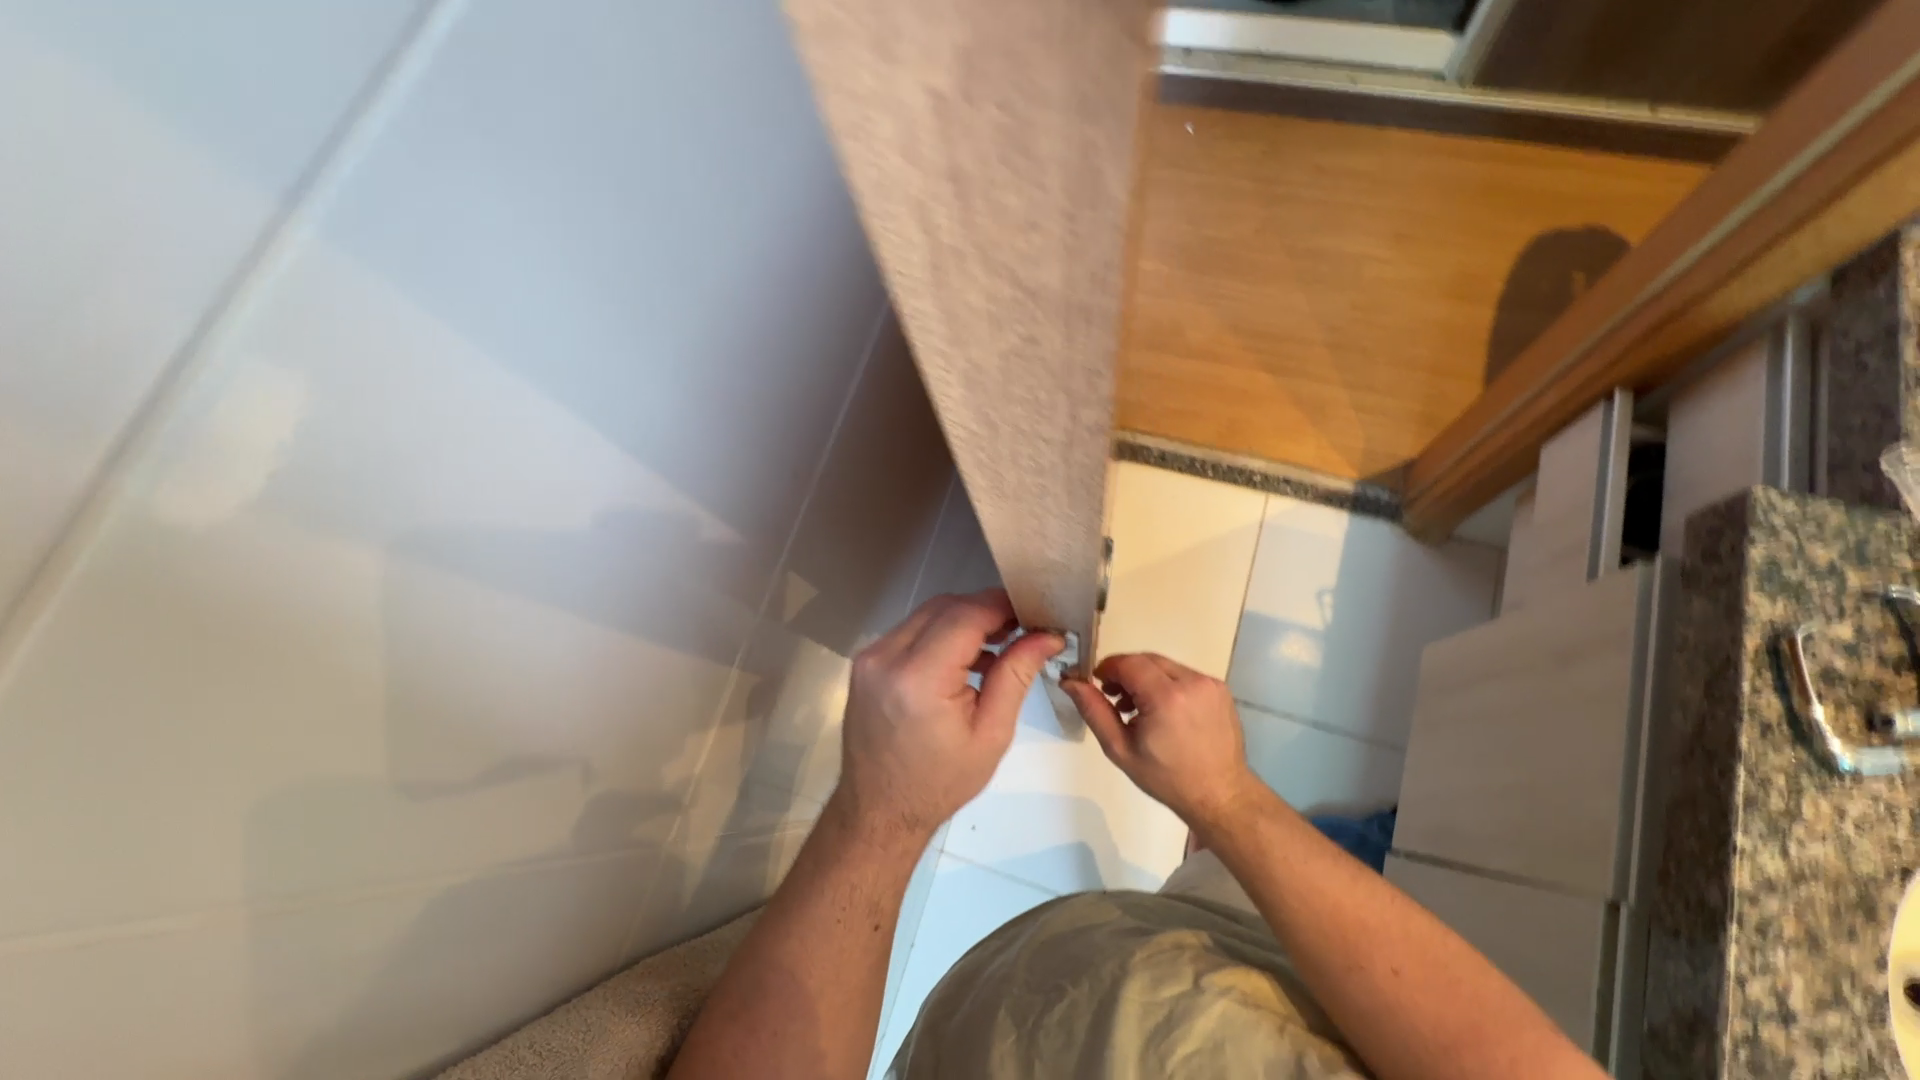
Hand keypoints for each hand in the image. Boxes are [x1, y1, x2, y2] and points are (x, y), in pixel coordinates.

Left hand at [833, 589, 1064, 843]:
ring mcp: (870, 658)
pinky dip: (939, 634)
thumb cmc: (941, 782)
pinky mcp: (865, 663)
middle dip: (985, 610)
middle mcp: (887, 658)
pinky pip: (910, 631)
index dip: (1001, 605)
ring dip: (963, 620)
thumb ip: (1016, 675)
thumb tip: (1048, 635)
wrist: (880, 809)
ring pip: (926, 614)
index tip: (1033, 610)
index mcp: (919, 678)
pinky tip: (964, 658)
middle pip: (945, 607)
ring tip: (998, 644)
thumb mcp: (991, 733)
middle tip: (1021, 627)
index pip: (965, 615)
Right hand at [1062, 653, 1266, 831]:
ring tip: (1137, 708)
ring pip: (1166, 666)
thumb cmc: (1166, 778)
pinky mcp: (1220, 689)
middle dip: (1126, 672)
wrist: (1219, 795)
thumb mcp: (1120, 749)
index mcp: (1166, 698)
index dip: (1108, 668)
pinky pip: (1185, 676)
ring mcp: (1210, 684)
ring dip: (1147, 678)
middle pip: (1147, 660)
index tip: (1097, 683)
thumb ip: (1094, 711)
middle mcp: (1192, 682)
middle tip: (1114, 697)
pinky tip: (1163, 711)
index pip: (1128, 663)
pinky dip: (1168, 685)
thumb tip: (1070, 682)